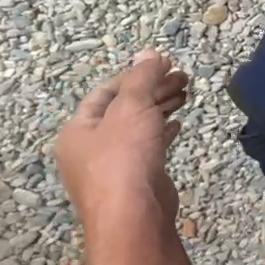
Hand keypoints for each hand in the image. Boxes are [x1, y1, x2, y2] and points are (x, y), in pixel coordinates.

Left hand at [57, 51, 189, 232]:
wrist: (132, 212)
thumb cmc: (124, 155)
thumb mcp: (132, 106)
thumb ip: (141, 77)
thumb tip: (148, 52)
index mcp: (78, 130)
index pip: (105, 91)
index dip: (135, 74)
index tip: (166, 64)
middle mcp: (88, 147)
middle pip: (123, 107)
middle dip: (153, 89)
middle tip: (183, 77)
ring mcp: (110, 164)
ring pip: (136, 125)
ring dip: (160, 106)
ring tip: (186, 95)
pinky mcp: (131, 175)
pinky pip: (146, 144)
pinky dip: (161, 129)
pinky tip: (177, 123)